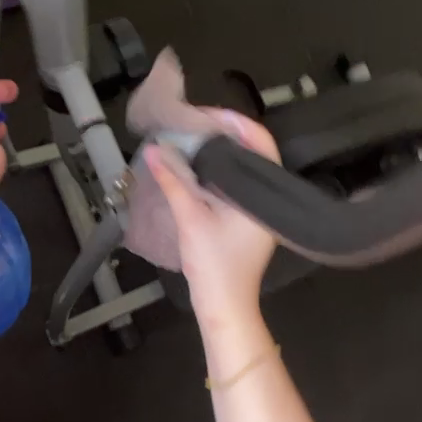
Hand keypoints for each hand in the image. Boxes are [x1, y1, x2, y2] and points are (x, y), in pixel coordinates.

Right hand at [144, 110, 280, 326]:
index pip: (260, 142)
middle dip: (223, 135)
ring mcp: (258, 211)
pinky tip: (195, 169)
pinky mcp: (247, 222)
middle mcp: (267, 198)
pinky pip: (236, 185)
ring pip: (243, 170)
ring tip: (190, 140)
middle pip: (252, 152)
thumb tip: (154, 151)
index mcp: (264, 193)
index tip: (205, 114)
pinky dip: (218, 173)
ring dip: (219, 154)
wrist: (225, 306)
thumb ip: (174, 182)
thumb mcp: (191, 218)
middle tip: (192, 124)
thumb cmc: (215, 264)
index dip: (235, 122)